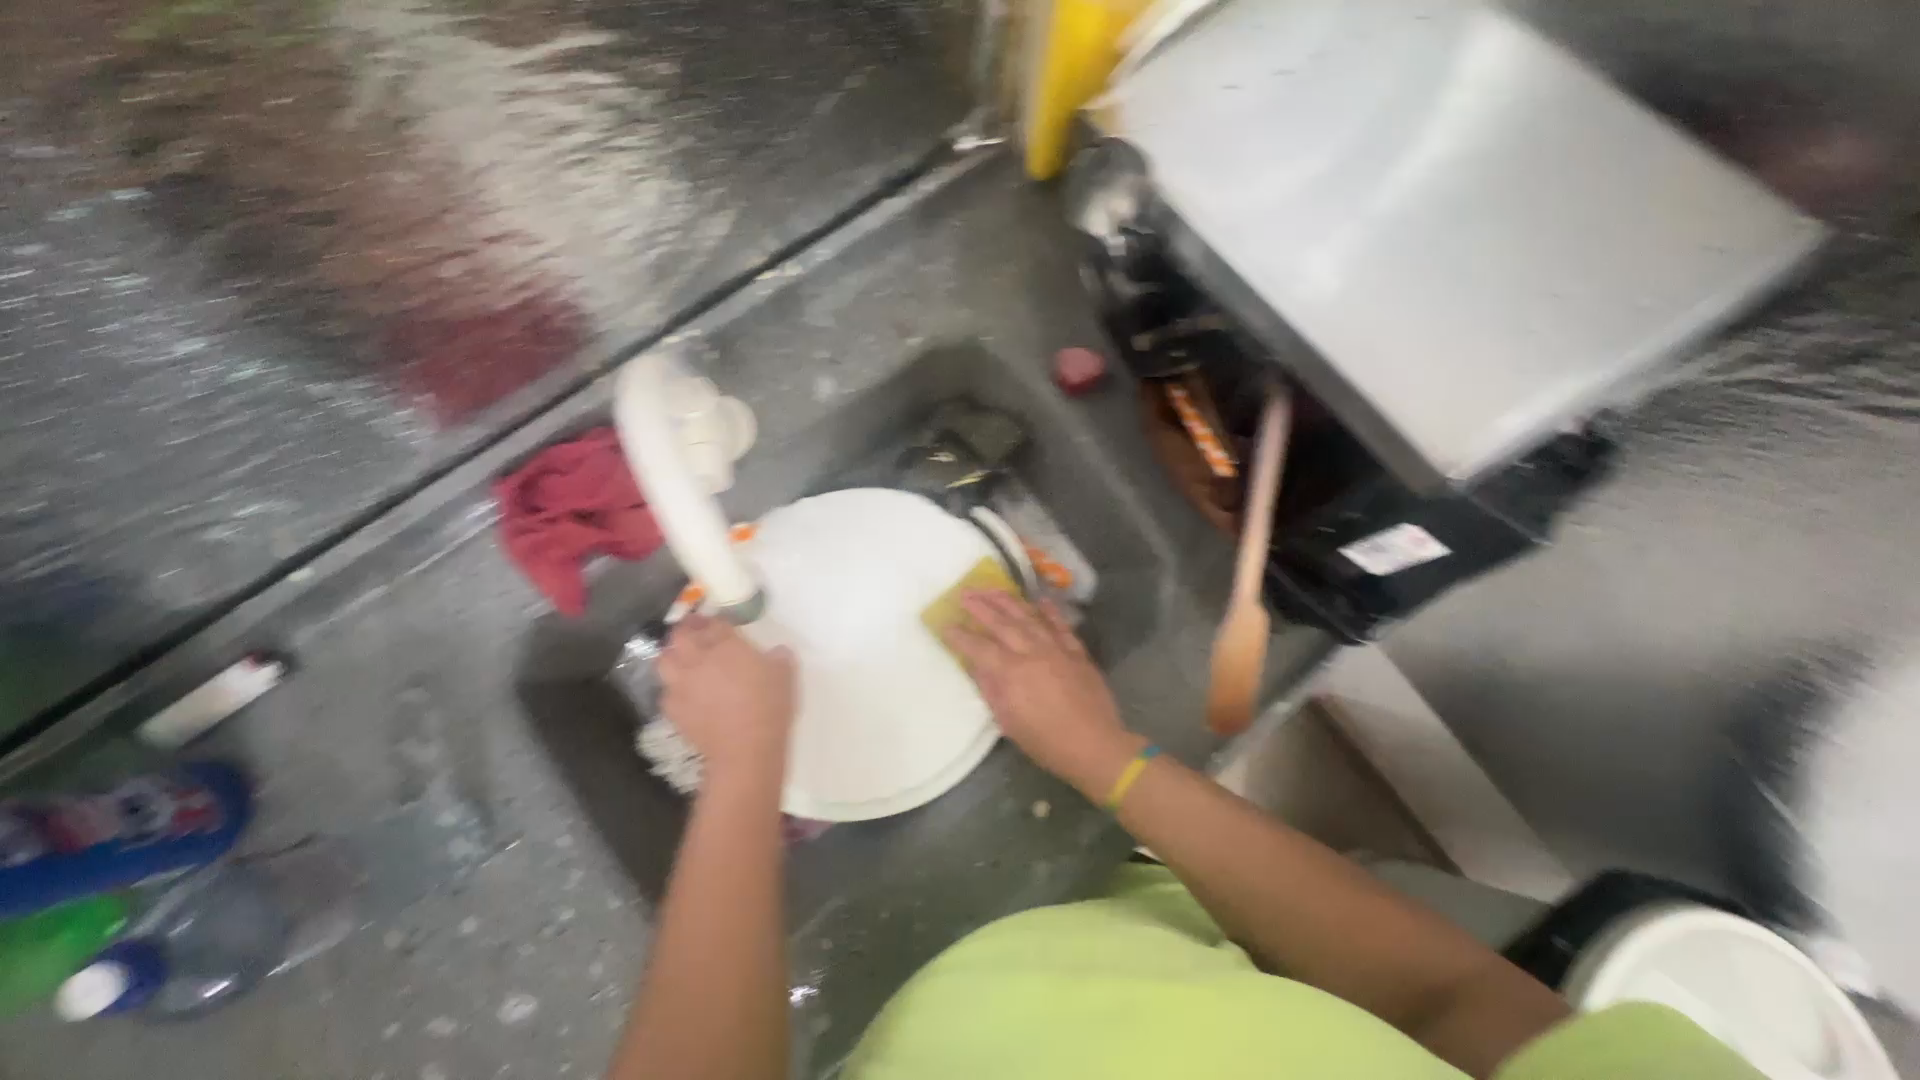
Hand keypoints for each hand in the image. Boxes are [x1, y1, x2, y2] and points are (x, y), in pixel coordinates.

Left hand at [658, 613, 797, 786]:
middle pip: (681, 634)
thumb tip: (777, 652)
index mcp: (727, 645)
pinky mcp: (673, 708)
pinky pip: (666, 691)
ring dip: (672, 655)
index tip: (719, 625)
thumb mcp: (785, 677)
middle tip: (695, 632)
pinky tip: (683, 693)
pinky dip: (672, 688)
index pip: (715, 623)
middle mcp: (699, 659)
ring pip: (664, 660)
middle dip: (686, 630)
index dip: (715, 621)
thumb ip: (780, 658)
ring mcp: (682, 683)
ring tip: (682, 659)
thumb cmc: (769, 708)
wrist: (745, 749)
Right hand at [940, 591, 1142, 798]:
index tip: (946, 624)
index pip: (979, 648)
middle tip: (965, 593)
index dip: (961, 636)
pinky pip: (1062, 627)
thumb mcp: (1009, 722)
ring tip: (993, 589)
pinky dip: (1051, 613)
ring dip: (1009, 602)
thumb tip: (978, 667)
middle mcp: (1032, 653)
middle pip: (1002, 624)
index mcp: (1011, 673)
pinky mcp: (1077, 654)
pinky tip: (1041, 601)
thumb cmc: (1046, 742)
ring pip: (1030, 618)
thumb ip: (992, 690)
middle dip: (981, 607)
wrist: (1095, 746)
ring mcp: (1057, 650)